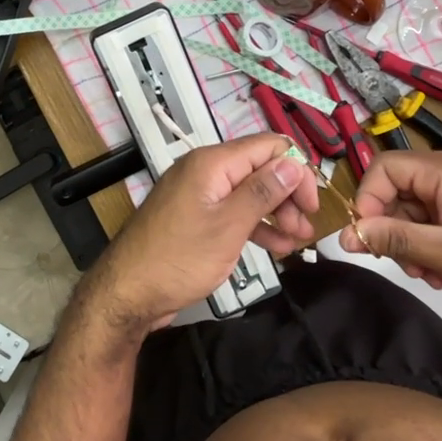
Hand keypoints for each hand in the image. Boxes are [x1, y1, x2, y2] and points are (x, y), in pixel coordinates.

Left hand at [79, 134, 320, 332]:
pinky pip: (233, 211)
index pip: (269, 147)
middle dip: (288, 194)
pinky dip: (255, 224)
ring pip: (249, 192)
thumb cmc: (178, 259)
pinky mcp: (196, 217)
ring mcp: (199, 194)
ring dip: (276, 212)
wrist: (129, 293)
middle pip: (260, 168)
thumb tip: (295, 163)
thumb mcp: (229, 226)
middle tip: (306, 229)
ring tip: (298, 241)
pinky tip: (277, 246)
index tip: (313, 206)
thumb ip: (263, 192)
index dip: (297, 171)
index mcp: (212, 163)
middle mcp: (205, 171)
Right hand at [339, 150, 441, 332]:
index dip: (367, 201)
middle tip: (406, 267)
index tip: (368, 239)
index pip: (385, 168)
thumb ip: (393, 240)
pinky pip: (440, 216)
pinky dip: (433, 241)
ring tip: (430, 275)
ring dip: (412, 240)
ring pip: (418, 206)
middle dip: (393, 227)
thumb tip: (345, 234)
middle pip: (400, 188)